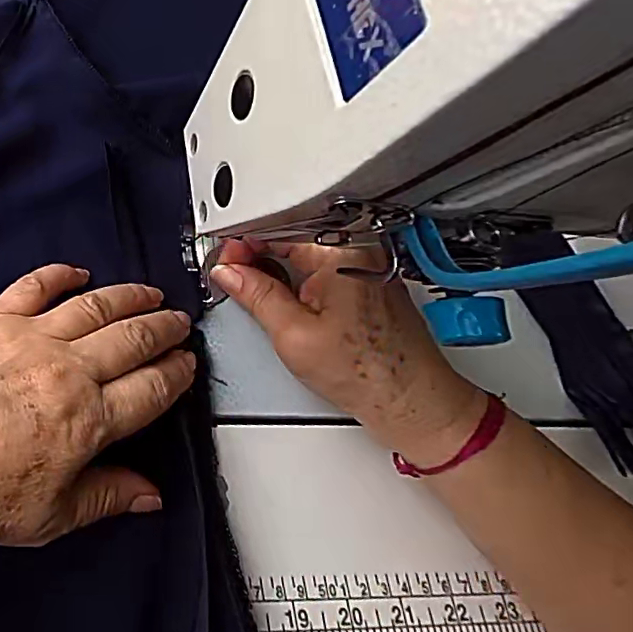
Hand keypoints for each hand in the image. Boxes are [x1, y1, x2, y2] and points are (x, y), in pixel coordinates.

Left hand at [0, 264, 196, 564]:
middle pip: (131, 340)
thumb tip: (147, 495)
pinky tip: (76, 272)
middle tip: (177, 325)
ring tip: (148, 295)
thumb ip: (105, 497)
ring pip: (93, 307)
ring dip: (127, 298)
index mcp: (86, 422)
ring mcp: (26, 340)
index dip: (176, 375)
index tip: (186, 366)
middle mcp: (64, 372)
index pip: (152, 390)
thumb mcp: (48, 516)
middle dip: (162, 330)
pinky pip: (32, 286)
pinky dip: (58, 274)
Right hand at [208, 239, 484, 465]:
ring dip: (271, 269)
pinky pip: (317, 268)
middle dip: (252, 256)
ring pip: (301, 254)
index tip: (222, 260)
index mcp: (344, 255)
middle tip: (228, 276)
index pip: (277, 230)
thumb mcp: (291, 333)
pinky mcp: (365, 282)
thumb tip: (228, 272)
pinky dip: (292, 279)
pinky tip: (277, 297)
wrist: (410, 401)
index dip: (240, 244)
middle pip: (289, 238)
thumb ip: (254, 294)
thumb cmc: (368, 372)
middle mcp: (361, 253)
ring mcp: (366, 266)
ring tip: (250, 290)